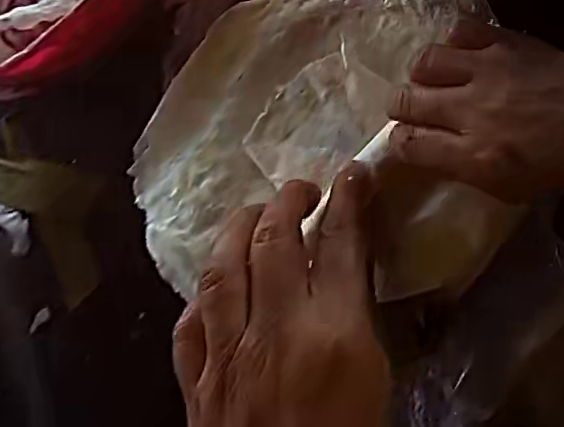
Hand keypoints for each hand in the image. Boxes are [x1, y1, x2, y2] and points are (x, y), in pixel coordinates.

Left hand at [173, 167, 389, 426]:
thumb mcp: (374, 375)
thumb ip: (358, 310)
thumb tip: (348, 253)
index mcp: (334, 336)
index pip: (341, 243)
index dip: (348, 198)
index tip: (353, 173)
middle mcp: (276, 335)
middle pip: (275, 239)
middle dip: (290, 199)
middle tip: (304, 190)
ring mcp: (228, 360)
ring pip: (223, 267)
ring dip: (241, 228)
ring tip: (258, 215)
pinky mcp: (196, 388)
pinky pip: (189, 323)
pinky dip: (204, 295)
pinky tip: (220, 285)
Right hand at [387, 20, 563, 200]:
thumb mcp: (515, 187)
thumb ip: (468, 168)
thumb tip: (434, 151)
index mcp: (476, 156)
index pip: (410, 145)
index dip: (398, 143)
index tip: (403, 140)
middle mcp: (472, 111)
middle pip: (408, 101)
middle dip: (399, 107)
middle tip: (406, 108)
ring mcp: (486, 71)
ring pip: (426, 62)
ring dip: (421, 73)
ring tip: (430, 78)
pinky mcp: (502, 42)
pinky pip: (460, 32)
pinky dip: (454, 42)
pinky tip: (462, 53)